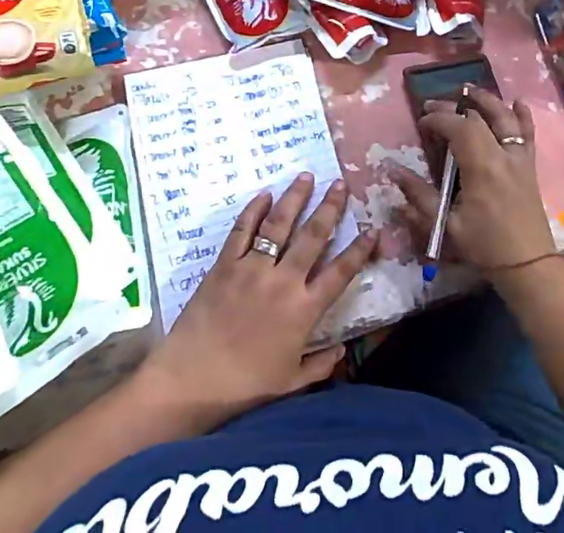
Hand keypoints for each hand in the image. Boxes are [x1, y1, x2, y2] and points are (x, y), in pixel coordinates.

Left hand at [138, 174, 377, 430]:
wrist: (192, 380)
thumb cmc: (244, 386)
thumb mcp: (290, 382)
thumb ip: (319, 365)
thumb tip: (342, 350)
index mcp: (304, 310)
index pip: (340, 272)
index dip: (359, 250)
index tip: (372, 229)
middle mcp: (283, 282)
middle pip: (313, 236)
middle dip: (330, 207)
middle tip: (340, 184)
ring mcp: (252, 269)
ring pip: (279, 225)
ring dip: (295, 198)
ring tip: (306, 176)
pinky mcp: (225, 264)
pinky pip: (242, 231)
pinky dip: (253, 210)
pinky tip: (264, 195)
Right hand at [398, 86, 555, 272]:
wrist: (529, 265)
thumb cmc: (485, 246)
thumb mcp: (446, 225)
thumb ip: (419, 196)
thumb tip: (392, 171)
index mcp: (482, 167)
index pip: (459, 128)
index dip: (438, 118)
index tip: (422, 123)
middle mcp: (503, 155)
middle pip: (478, 118)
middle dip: (453, 107)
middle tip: (433, 106)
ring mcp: (520, 159)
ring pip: (505, 118)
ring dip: (486, 101)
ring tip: (468, 91)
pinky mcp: (529, 166)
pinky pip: (528, 134)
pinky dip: (523, 116)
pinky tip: (517, 102)